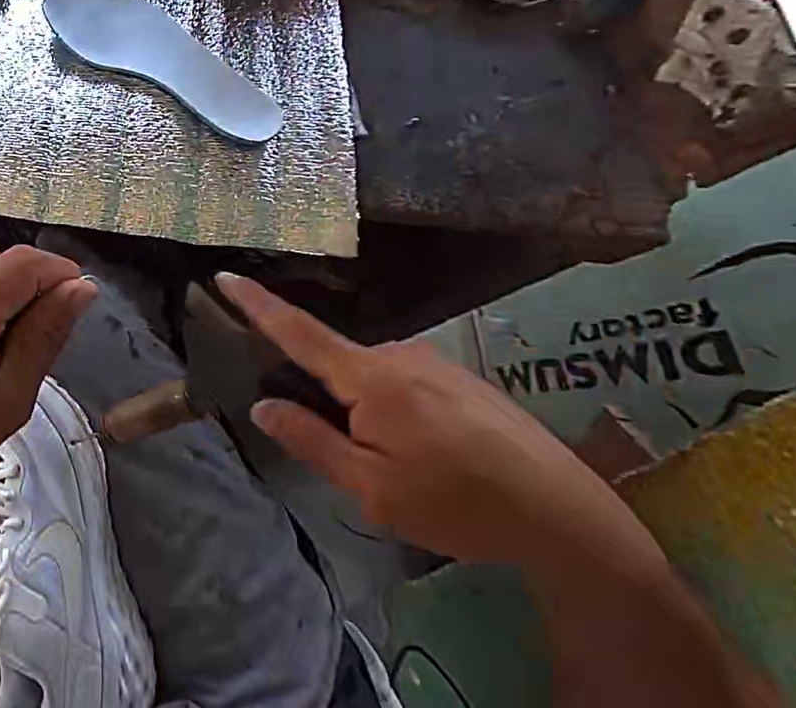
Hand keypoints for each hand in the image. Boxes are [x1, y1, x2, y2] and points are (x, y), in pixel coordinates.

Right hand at [217, 273, 665, 576]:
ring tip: (406, 465)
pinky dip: (396, 409)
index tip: (224, 276)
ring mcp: (435, 363)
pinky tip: (432, 454)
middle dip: (328, 399)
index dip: (257, 304)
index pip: (299, 332)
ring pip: (370, 376)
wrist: (571, 520)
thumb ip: (311, 441)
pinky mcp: (461, 377)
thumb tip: (262, 406)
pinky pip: (403, 380)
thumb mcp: (373, 488)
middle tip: (357, 457)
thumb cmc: (461, 505)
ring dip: (366, 409)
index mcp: (372, 380)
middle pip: (335, 364)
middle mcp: (401, 356)